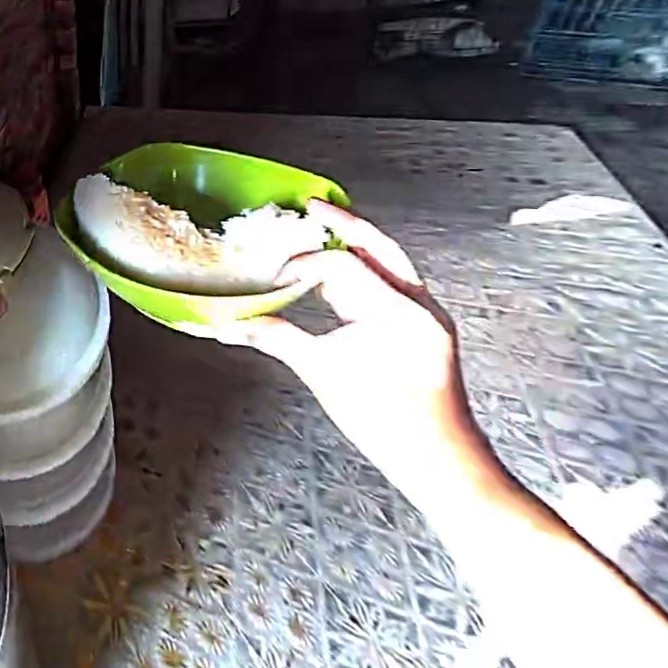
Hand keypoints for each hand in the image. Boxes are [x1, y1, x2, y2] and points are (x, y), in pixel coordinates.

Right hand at [220, 201, 483, 497]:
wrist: (442, 461)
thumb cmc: (387, 418)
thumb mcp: (319, 371)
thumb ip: (272, 337)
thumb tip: (225, 324)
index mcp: (397, 311)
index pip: (340, 264)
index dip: (298, 265)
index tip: (269, 281)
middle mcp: (417, 306)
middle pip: (379, 247)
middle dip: (342, 223)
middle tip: (308, 205)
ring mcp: (424, 317)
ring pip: (388, 261)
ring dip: (352, 243)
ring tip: (317, 229)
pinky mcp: (420, 329)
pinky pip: (390, 282)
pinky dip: (360, 268)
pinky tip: (335, 272)